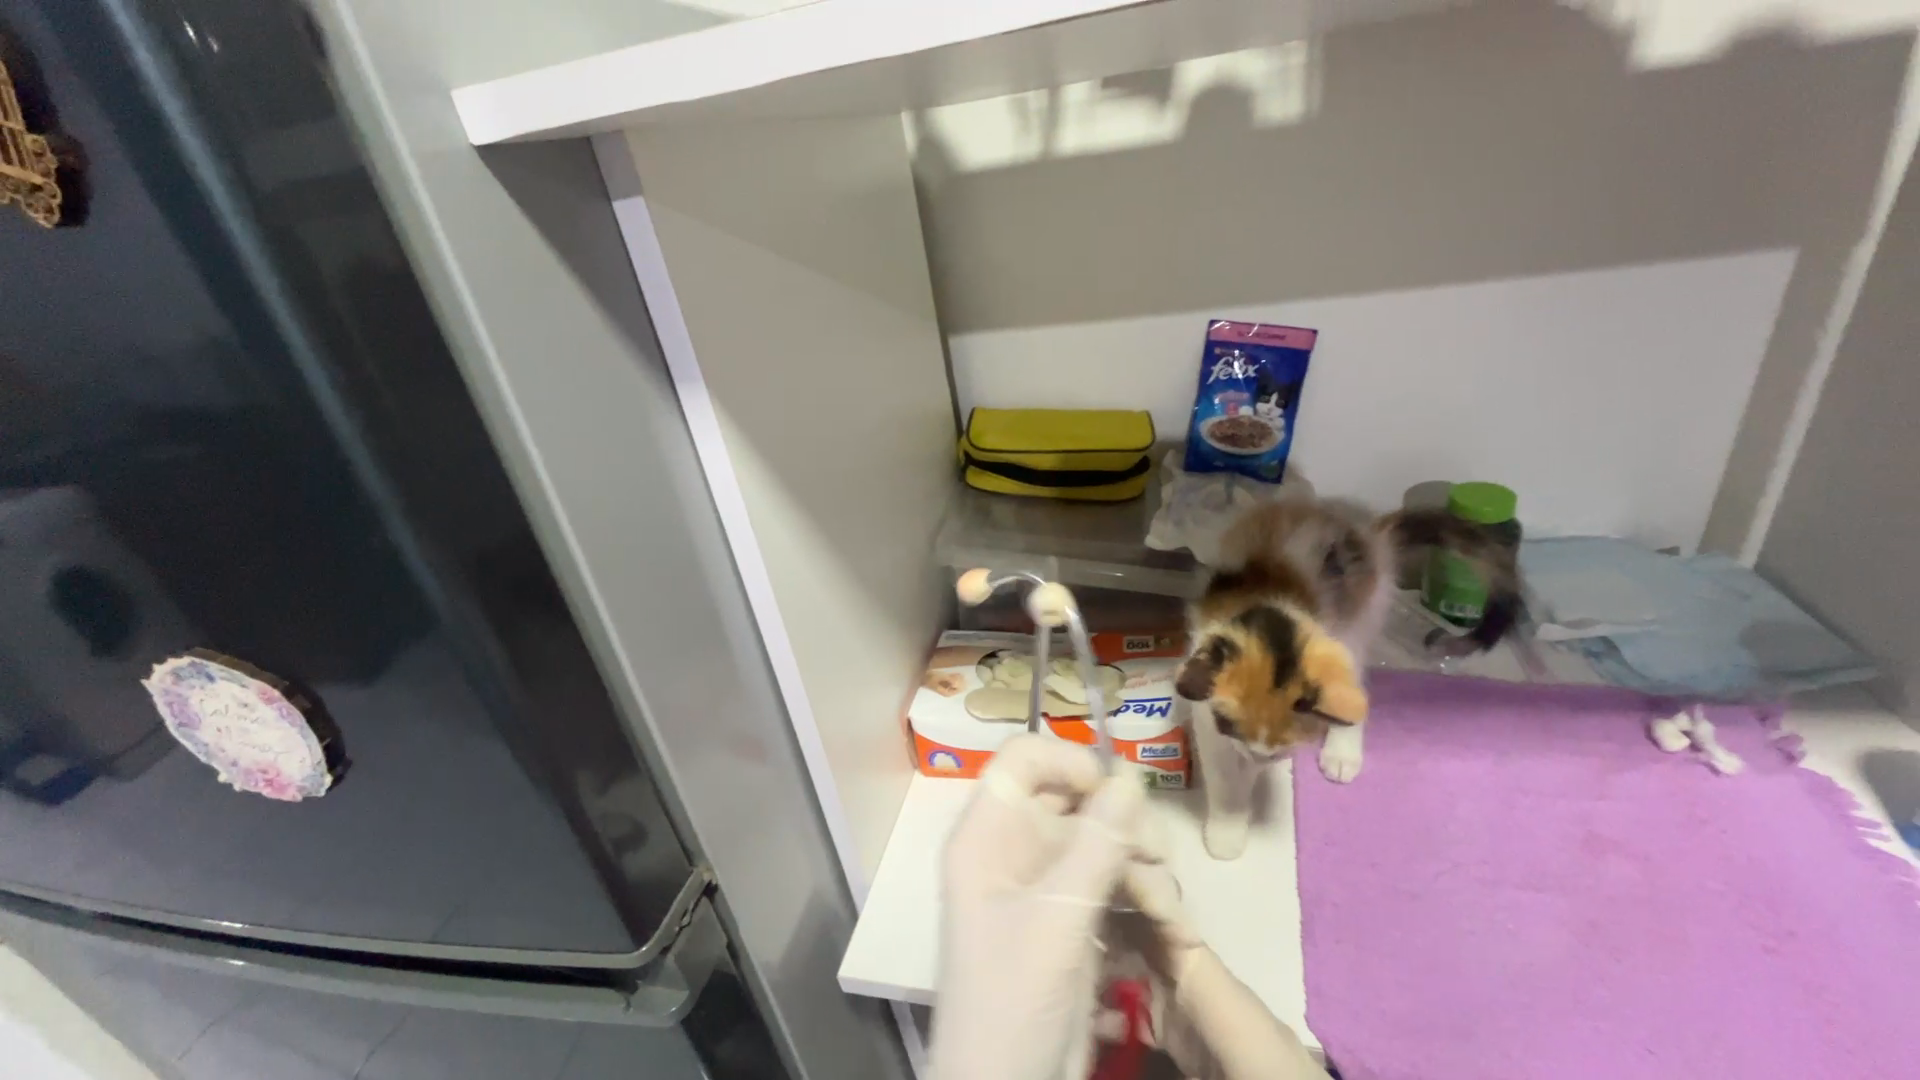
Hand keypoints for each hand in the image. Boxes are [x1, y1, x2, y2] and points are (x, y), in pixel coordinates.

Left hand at [929, 736, 1145, 1079]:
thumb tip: (1131, 778)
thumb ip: (1095, 847)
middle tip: (1157, 855)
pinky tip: (1168, 919)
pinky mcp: (1070, 916)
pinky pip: (1109, 877)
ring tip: (1167, 905)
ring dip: (1139, 861)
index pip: (1021, 761)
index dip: (1067, 761)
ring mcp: (1043, 883)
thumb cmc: (1013, 1000)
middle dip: (1120, 820)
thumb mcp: (1056, 920)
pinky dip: (1139, 891)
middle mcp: (1013, 848)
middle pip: (1071, 798)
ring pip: (1098, 839)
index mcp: (987, 836)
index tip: (1116, 791)